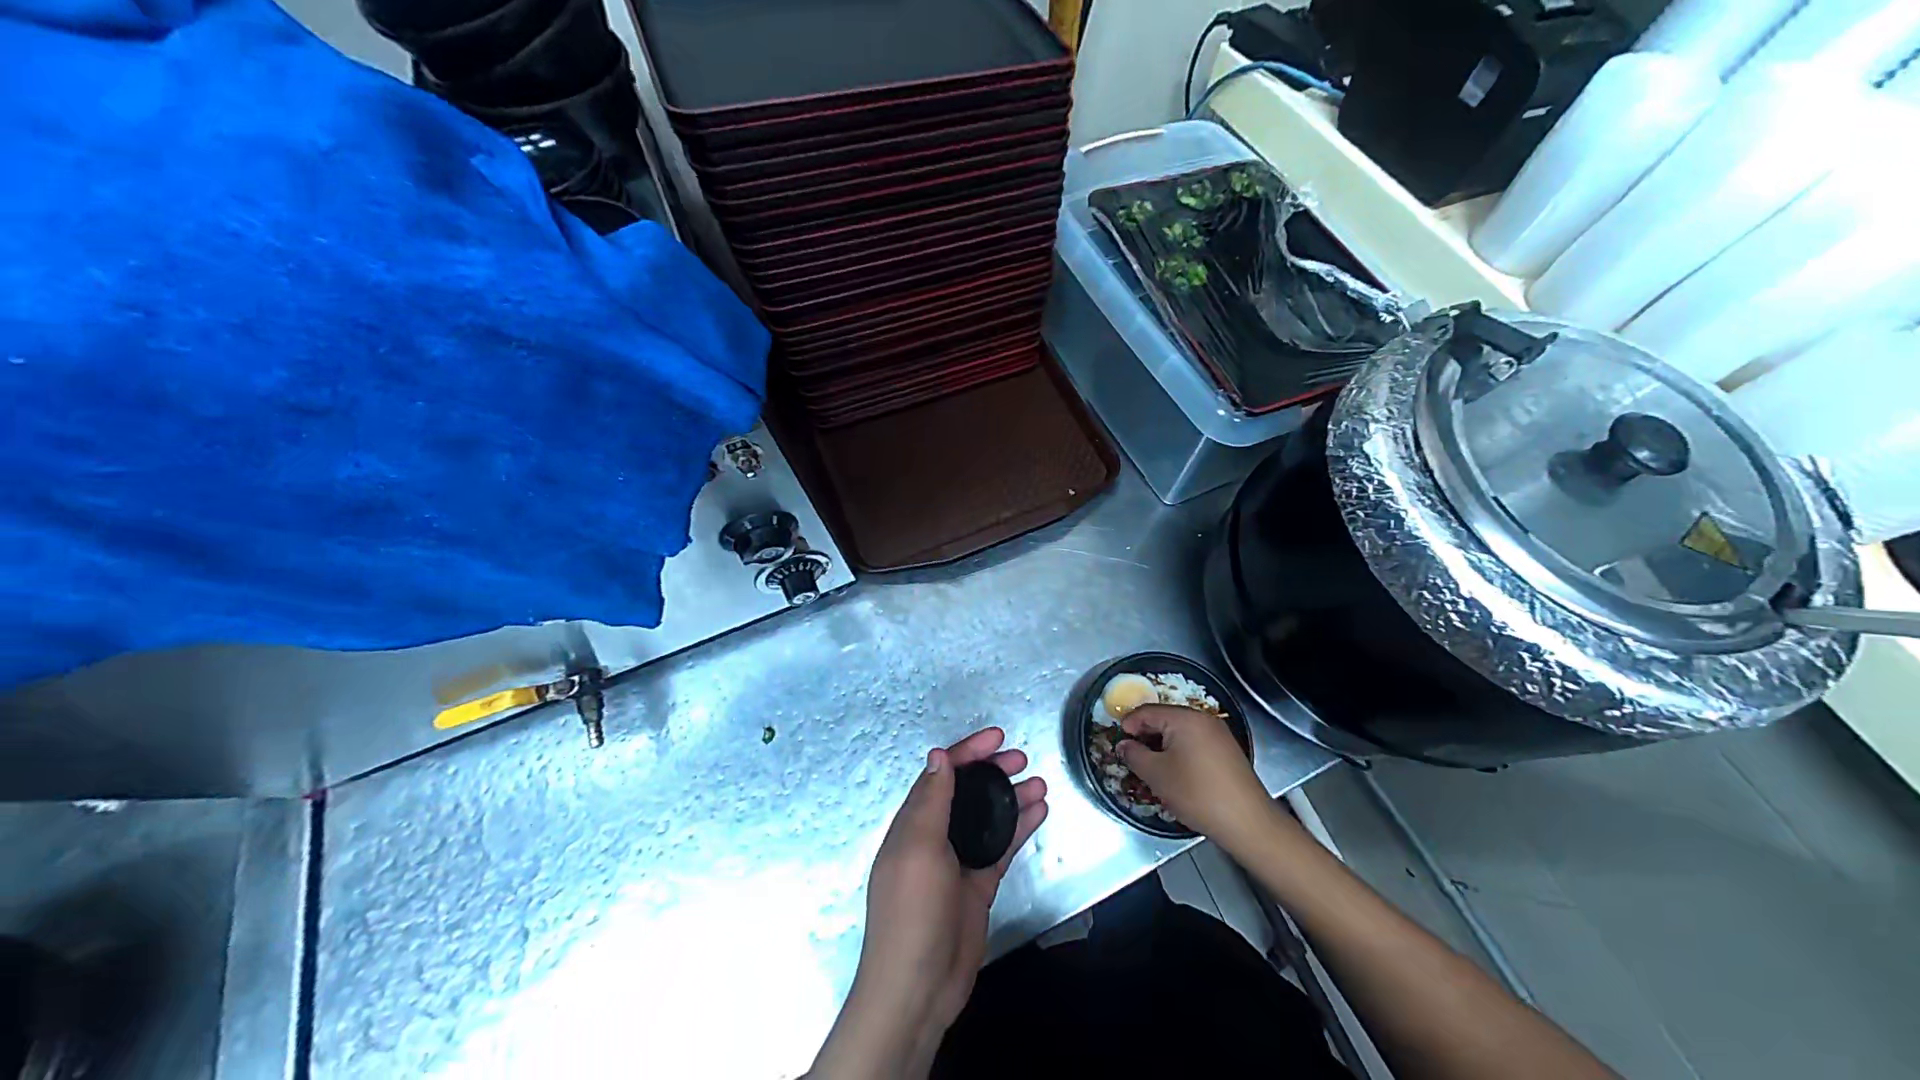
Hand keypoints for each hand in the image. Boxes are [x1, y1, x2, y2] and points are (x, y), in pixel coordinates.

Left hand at [809, 727, 1047, 1079]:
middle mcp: (933, 837)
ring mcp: (956, 862)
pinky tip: (1039, 813)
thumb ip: (932, 801)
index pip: (941, 775)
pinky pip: (1000, 847)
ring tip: (1039, 783)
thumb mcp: (919, 849)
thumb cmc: (912, 912)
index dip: (967, 752)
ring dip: (1011, 798)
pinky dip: (1019, 828)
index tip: (996, 737)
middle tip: (1021, 758)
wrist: (918, 986)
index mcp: (912, 824)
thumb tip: (939, 756)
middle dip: (991, 771)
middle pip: (966, 792)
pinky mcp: (977, 884)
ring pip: (987, 818)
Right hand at [1118, 705, 1278, 854]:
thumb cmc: (1197, 793)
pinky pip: (1195, 743)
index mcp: (1185, 719)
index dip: (1128, 725)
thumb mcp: (1156, 774)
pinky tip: (1176, 773)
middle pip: (1165, 719)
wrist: (1247, 821)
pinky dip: (1180, 753)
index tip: (1118, 742)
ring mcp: (1219, 735)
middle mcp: (1204, 720)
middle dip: (1145, 736)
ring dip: (1162, 746)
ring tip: (1151, 767)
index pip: (1147, 712)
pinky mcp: (1227, 752)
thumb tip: (1124, 745)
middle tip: (1132, 755)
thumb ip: (1134, 755)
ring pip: (1180, 733)